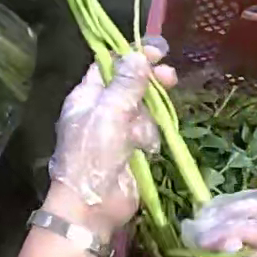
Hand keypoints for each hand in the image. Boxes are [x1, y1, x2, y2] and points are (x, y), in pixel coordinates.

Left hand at [47, 41, 177, 238]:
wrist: (93, 205)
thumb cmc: (93, 155)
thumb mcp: (108, 112)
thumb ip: (125, 83)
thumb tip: (137, 55)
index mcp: (86, 97)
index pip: (109, 66)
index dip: (132, 56)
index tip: (156, 50)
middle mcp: (102, 110)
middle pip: (131, 85)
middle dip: (149, 82)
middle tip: (169, 77)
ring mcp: (118, 130)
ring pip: (145, 109)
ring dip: (149, 118)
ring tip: (142, 135)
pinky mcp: (133, 150)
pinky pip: (149, 132)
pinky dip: (150, 138)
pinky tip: (145, 150)